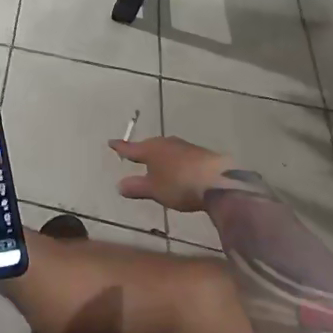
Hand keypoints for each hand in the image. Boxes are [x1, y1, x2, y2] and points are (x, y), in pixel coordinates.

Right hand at [109, 136, 235, 212]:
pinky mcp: (205, 154)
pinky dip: (181, 162)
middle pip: (151, 146)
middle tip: (140, 156)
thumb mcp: (154, 190)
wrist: (221, 183)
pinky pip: (186, 156)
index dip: (120, 147)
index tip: (111, 142)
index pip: (130, 148)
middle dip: (145, 151)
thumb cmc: (179, 185)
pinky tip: (185, 170)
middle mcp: (165, 144)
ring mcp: (187, 147)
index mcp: (149, 150)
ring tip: (163, 166)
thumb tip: (119, 186)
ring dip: (165, 156)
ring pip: (169, 149)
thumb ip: (136, 187)